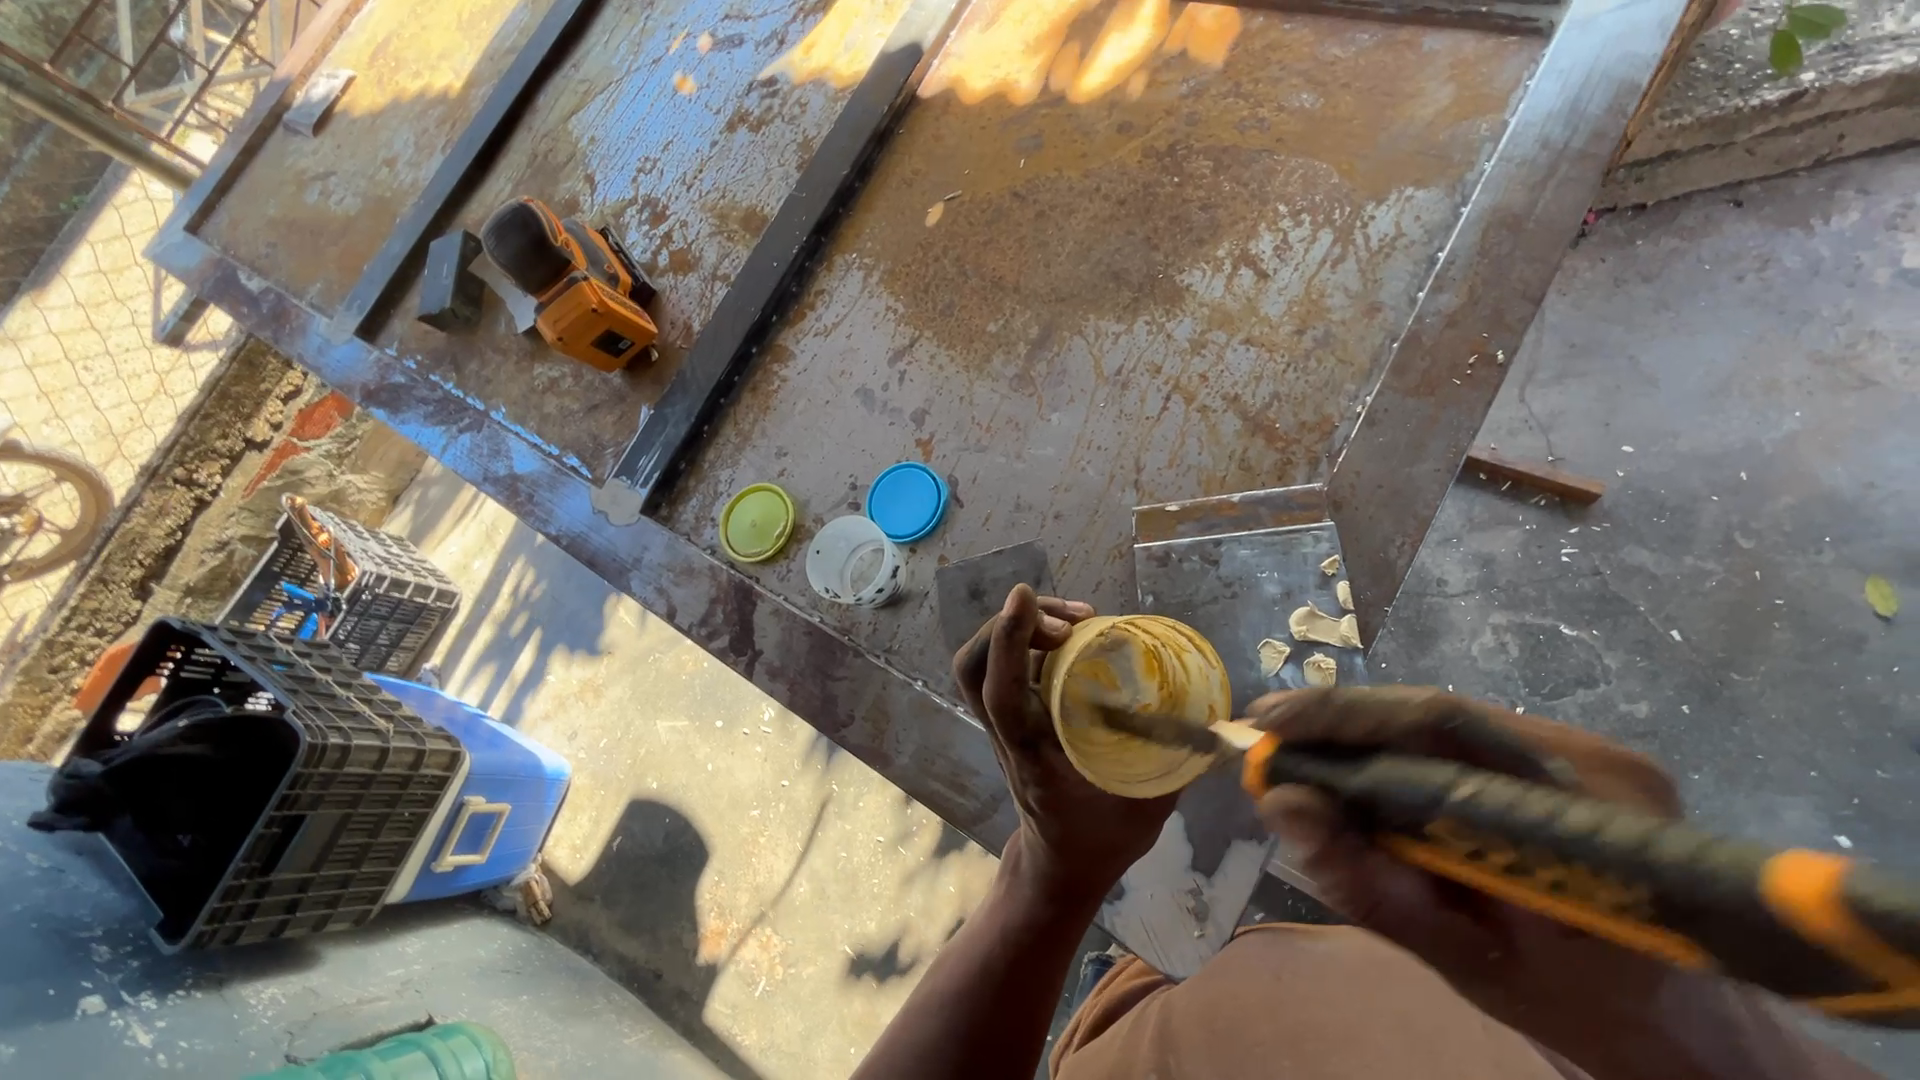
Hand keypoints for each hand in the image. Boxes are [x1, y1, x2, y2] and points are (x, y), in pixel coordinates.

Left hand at [953, 585, 1177, 908]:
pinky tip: (1071, 637)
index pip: (1001, 693)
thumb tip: (1217, 729)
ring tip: (1074, 620)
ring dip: (1018, 629)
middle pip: (974, 668)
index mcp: (1030, 755)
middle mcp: (1007, 733)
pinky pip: (1002, 666)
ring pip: (981, 664)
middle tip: (1073, 620)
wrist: (1058, 866)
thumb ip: (1176, 766)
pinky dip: (1026, 640)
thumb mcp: (1144, 809)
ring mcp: (1003, 724)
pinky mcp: (1012, 716)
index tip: (1025, 597)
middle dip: (1012, 627)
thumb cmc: (1098, 840)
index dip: (1007, 641)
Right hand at [1246, 687, 1706, 1063]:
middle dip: (1339, 722)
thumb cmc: (1571, 1003)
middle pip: (1435, 715)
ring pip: (1442, 723)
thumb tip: (1280, 803)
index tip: (1267, 725)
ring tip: (1296, 753)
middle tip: (1265, 734)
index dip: (1344, 719)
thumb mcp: (1459, 958)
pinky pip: (1460, 741)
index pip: (1443, 729)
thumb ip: (1368, 883)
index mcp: (1588, 811)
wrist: (1666, 1016)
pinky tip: (1353, 767)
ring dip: (1362, 737)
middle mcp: (1595, 757)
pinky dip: (1395, 752)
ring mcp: (1590, 751)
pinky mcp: (1570, 756)